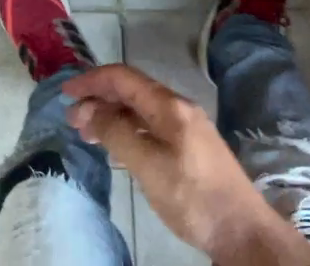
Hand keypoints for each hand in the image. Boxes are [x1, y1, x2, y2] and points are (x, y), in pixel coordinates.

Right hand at [66, 65, 309, 264]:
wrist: (244, 232)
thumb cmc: (193, 197)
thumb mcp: (148, 165)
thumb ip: (117, 132)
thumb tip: (89, 108)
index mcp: (169, 106)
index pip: (123, 77)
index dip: (92, 80)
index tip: (66, 92)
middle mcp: (178, 108)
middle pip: (131, 91)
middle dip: (99, 99)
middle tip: (72, 120)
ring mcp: (186, 128)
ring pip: (140, 111)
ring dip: (111, 116)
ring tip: (88, 134)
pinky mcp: (190, 148)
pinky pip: (150, 128)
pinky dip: (127, 131)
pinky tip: (116, 149)